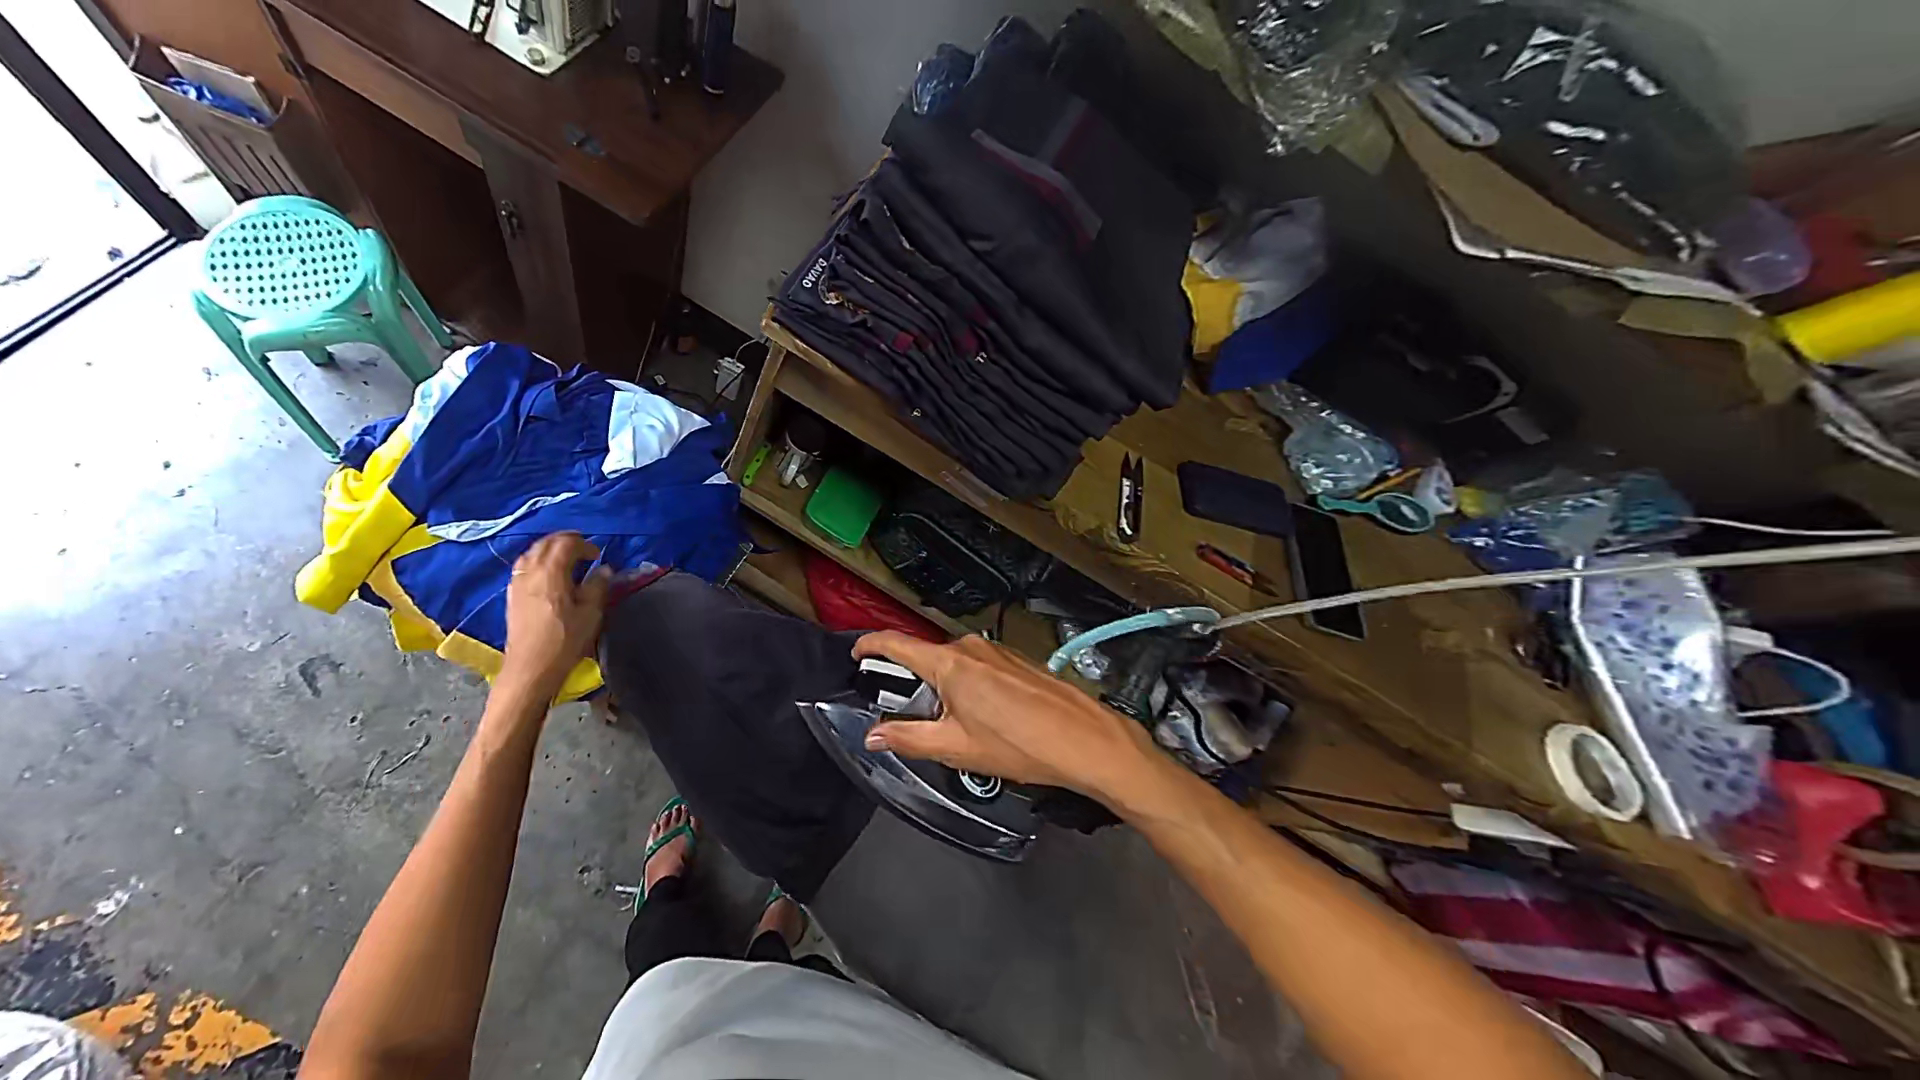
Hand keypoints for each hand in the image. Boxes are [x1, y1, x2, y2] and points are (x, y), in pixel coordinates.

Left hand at [499, 532, 611, 700]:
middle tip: (583, 547)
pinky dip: (537, 560)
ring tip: (565, 556)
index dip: (584, 544)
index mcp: (551, 574)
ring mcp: (517, 584)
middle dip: (565, 540)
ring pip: (531, 553)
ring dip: (549, 549)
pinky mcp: (512, 596)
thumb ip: (598, 586)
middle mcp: (530, 573)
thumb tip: (604, 569)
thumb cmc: (565, 641)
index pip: (566, 544)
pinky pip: (523, 567)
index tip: (598, 555)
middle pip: (545, 544)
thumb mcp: (591, 613)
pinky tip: (547, 572)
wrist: (531, 668)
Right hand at [851, 631, 1163, 807]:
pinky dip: (971, 688)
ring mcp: (997, 651)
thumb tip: (876, 735)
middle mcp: (972, 648)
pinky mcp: (1016, 659)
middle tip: (919, 722)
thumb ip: (909, 738)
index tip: (857, 653)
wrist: (1085, 740)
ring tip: (963, 729)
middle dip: (915, 687)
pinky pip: (980, 668)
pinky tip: (990, 720)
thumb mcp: (956, 748)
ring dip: (947, 691)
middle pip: (927, 658)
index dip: (870, 645)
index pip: (896, 643)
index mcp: (950, 663)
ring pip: (955, 665)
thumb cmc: (1023, 744)